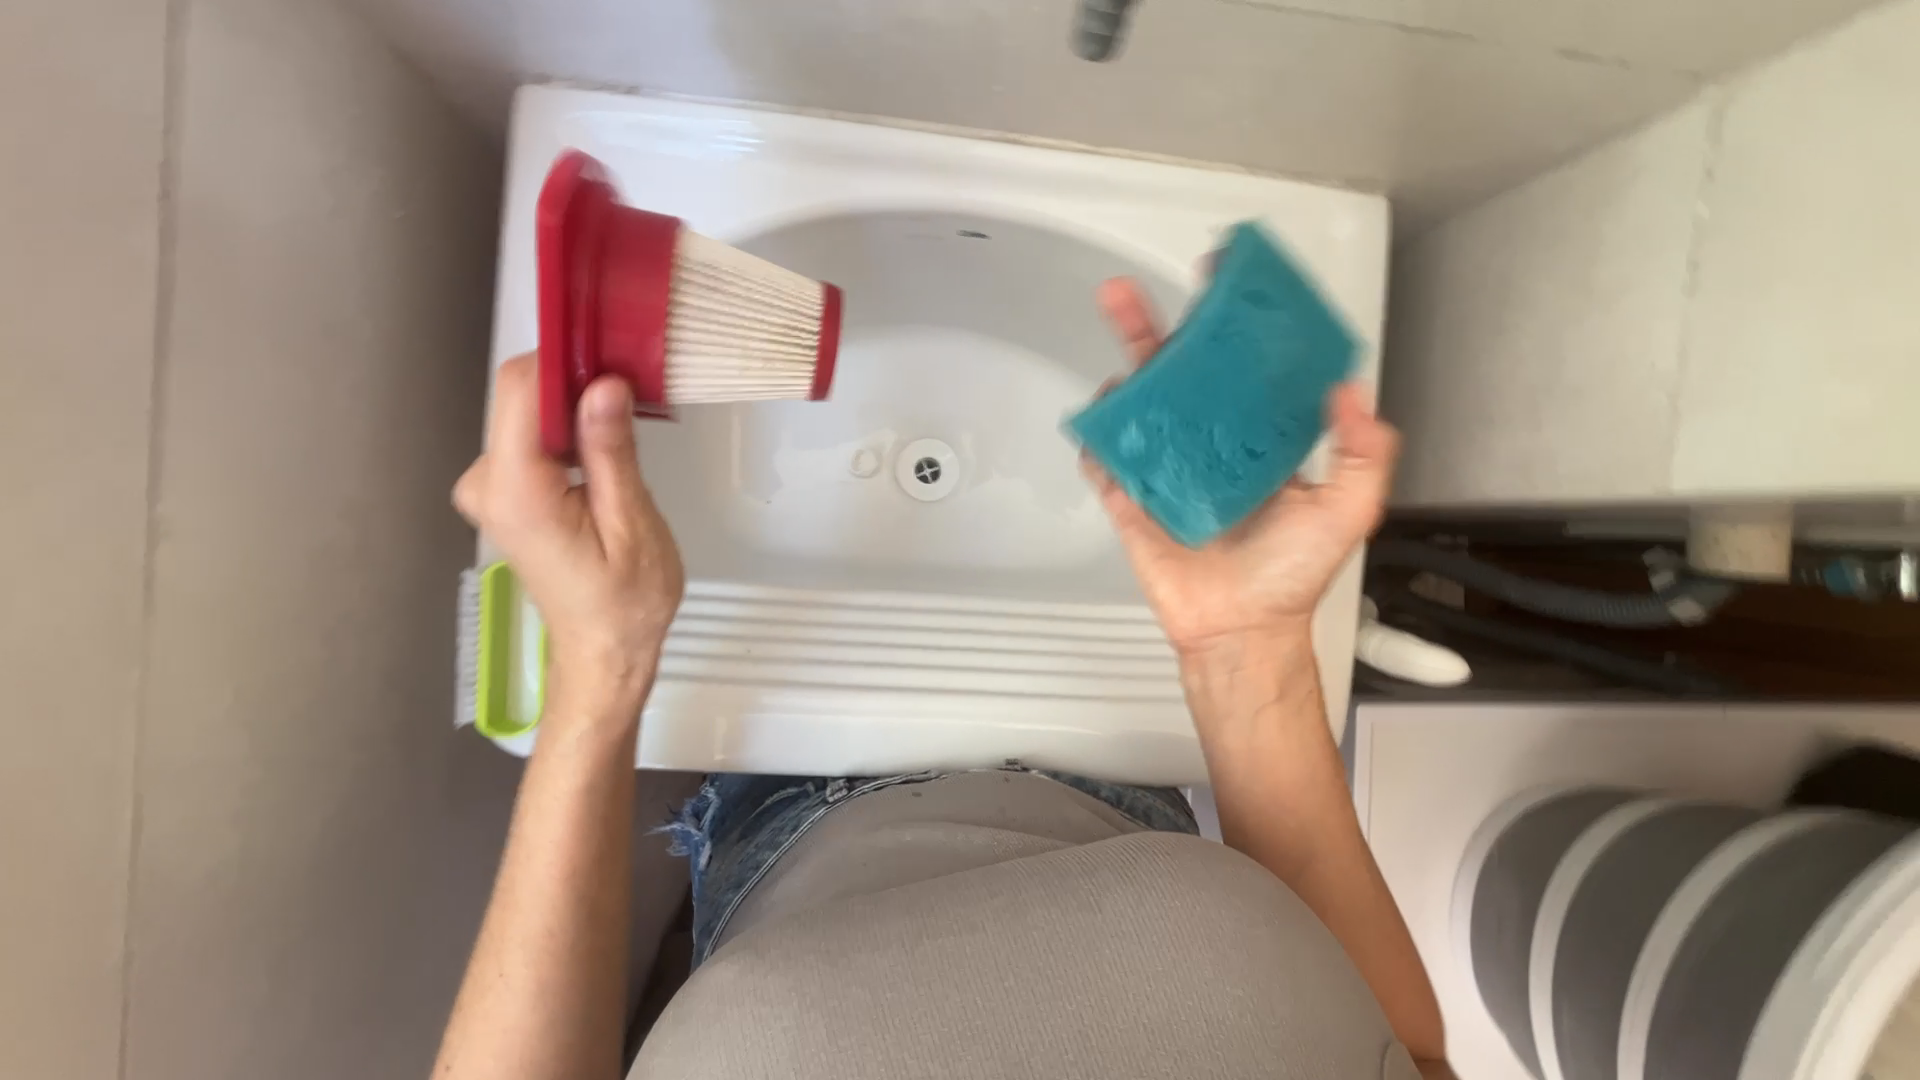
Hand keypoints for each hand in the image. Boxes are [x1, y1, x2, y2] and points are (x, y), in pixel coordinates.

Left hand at [453, 353, 683, 713]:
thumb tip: (603, 384)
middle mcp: (487, 483)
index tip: (616, 359)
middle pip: (522, 398)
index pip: (521, 389)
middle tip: (635, 398)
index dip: (566, 361)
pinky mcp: (503, 493)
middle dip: (578, 387)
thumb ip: (611, 451)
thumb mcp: (632, 523)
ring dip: (577, 411)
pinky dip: (568, 433)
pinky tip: (605, 454)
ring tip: (628, 432)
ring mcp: (489, 489)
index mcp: (517, 491)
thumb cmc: (627, 601)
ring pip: (529, 415)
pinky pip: (531, 439)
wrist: (605, 651)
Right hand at [1084, 278, 1398, 658]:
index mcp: (1253, 437)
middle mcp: (1204, 443)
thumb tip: (1348, 388)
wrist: (1239, 629)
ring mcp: (1162, 470)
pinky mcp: (1130, 501)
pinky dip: (1097, 444)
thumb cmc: (1291, 575)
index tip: (1216, 281)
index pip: (1236, 367)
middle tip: (1122, 293)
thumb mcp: (1348, 510)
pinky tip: (1098, 428)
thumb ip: (1362, 453)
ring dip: (1117, 382)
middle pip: (1170, 375)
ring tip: (1114, 365)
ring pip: (1132, 412)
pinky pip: (1106, 464)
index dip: (1224, 324)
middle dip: (1147, 330)